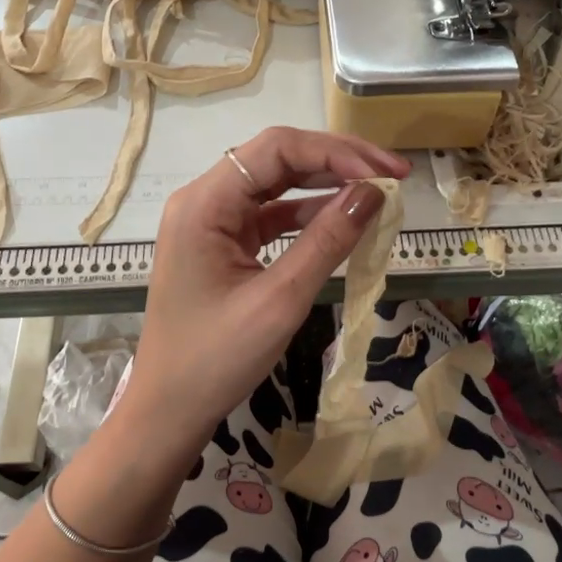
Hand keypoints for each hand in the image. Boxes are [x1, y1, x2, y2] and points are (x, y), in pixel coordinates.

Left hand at [117, 127, 410, 451]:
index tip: (384, 174)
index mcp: (204, 202)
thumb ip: (327, 241)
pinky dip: (308, 213)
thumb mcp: (279, 300)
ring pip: (276, 183)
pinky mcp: (222, 241)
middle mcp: (204, 198)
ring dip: (327, 184)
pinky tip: (345, 218)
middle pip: (277, 158)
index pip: (276, 149)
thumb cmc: (215, 360)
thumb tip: (373, 194)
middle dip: (337, 161)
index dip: (335, 152)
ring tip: (379, 192)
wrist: (167, 412)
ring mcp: (211, 219)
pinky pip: (270, 213)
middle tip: (394, 175)